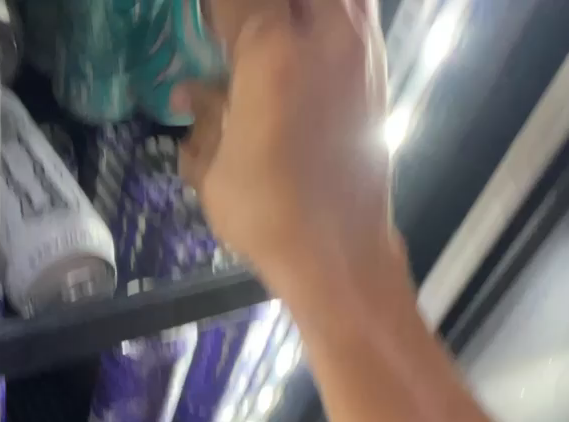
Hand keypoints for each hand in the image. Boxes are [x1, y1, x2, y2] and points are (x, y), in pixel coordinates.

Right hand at [175, 0, 404, 300]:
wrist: (338, 249)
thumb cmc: (266, 216)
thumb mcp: (213, 173)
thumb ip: (203, 121)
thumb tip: (191, 95)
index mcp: (270, 51)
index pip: (231, 0)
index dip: (210, 14)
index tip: (199, 27)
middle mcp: (323, 29)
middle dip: (251, 10)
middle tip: (231, 34)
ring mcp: (359, 43)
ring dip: (293, 13)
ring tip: (270, 36)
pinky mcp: (377, 65)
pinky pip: (351, 12)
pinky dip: (325, 20)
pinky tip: (302, 49)